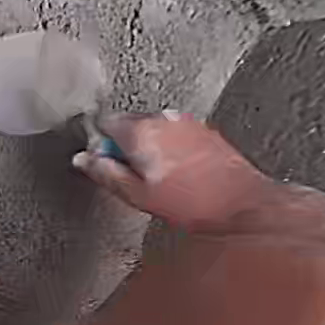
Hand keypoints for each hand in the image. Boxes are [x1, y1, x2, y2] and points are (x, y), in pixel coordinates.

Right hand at [72, 112, 277, 232]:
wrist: (241, 205)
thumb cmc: (192, 202)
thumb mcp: (134, 194)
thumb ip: (104, 172)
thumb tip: (83, 160)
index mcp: (140, 131)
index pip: (103, 123)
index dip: (100, 145)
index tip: (104, 164)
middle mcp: (164, 119)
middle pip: (127, 124)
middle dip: (123, 145)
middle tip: (131, 176)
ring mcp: (186, 123)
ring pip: (151, 129)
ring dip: (147, 147)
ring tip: (157, 177)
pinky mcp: (204, 131)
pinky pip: (173, 134)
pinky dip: (168, 148)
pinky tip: (177, 173)